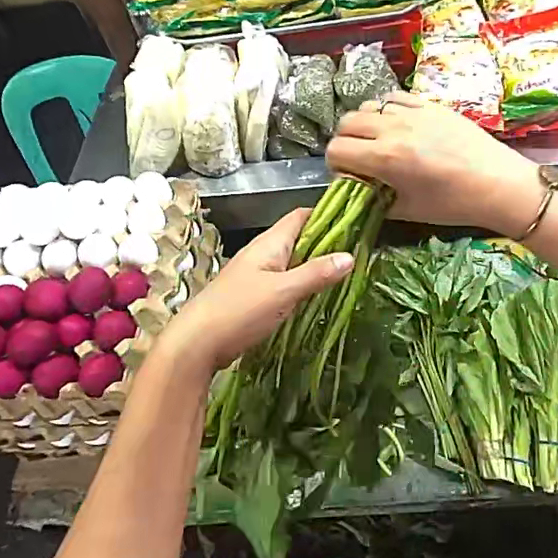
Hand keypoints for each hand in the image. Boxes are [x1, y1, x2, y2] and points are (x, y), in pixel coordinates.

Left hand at [156, 209, 353, 371]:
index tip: (355, 223)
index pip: (300, 216)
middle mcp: (262, 254)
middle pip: (298, 239)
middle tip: (359, 254)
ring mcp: (256, 276)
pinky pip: (283, 284)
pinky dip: (301, 287)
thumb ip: (316, 273)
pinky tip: (316, 299)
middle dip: (326, 244)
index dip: (326, 215)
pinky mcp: (253, 298)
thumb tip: (350, 256)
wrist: (197, 343)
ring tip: (345, 276)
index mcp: (269, 244)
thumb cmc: (239, 310)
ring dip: (314, 268)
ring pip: (291, 264)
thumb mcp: (283, 291)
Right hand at [326, 92, 539, 235]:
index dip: (336, 165)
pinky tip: (397, 125)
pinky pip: (394, 98)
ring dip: (364, 124)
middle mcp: (393, 129)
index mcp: (385, 158)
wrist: (499, 185)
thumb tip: (357, 190)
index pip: (336, 150)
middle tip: (360, 159)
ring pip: (367, 106)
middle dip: (346, 142)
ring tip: (378, 141)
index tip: (350, 176)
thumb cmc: (454, 204)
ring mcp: (412, 113)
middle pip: (346, 123)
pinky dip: (386, 110)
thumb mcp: (407, 210)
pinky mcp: (430, 105)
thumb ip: (374, 199)